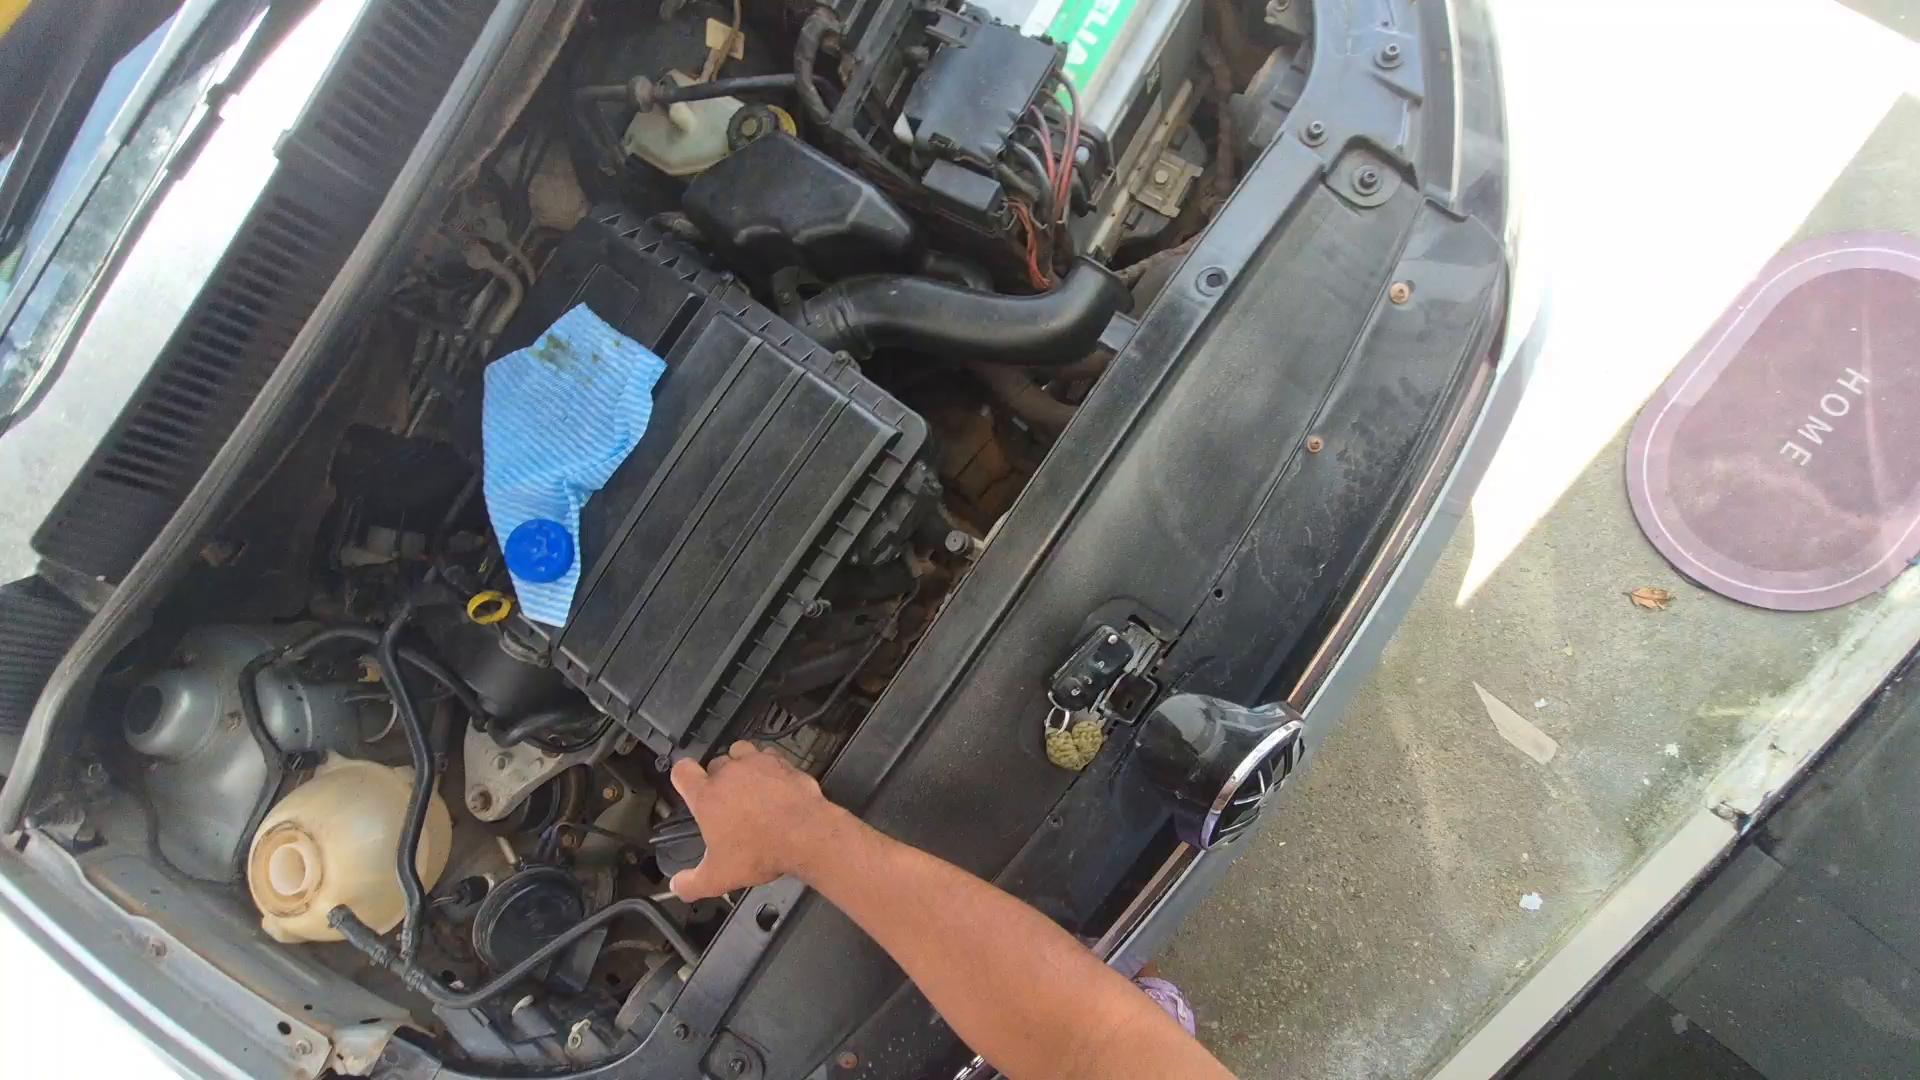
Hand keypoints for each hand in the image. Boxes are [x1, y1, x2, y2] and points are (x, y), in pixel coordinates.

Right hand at [668, 742, 847, 900]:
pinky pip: (769, 755)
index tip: (688, 786)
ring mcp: (758, 763)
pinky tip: (773, 783)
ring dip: (741, 765)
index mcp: (708, 796)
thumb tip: (678, 885)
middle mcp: (730, 773)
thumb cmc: (760, 851)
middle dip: (717, 778)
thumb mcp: (718, 878)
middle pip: (714, 762)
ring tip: (748, 786)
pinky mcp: (782, 762)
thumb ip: (691, 883)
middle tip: (726, 802)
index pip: (682, 771)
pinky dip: (768, 765)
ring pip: (741, 751)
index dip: (682, 777)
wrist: (805, 834)